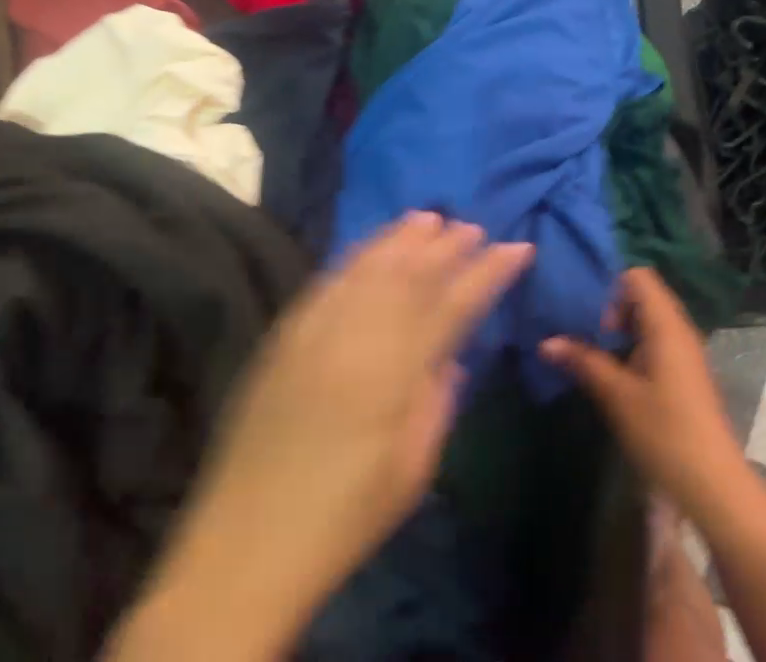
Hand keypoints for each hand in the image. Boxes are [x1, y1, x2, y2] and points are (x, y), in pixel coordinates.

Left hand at [112, 213, 530, 660]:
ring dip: (398, 242)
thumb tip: (450, 360)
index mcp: (394, 373)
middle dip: (446, 247)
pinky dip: (352, 261)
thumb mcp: (413, 469)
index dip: (489, 273)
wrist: (247, 547)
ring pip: (364, 270)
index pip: (452, 305)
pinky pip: (323, 286)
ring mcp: (311, 337)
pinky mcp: (281, 344)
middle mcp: (353, 340)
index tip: (518, 248)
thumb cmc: (346, 518)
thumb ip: (436, 403)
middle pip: (408, 276)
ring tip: (426, 219)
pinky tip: (368, 252)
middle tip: (473, 227)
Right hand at [539, 269, 752, 523]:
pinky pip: (652, 344)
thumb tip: (546, 341)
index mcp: (667, 325)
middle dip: (607, 308)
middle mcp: (678, 330)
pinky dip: (628, 348)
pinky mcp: (681, 375)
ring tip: (581, 349)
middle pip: (642, 297)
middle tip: (575, 330)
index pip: (639, 277)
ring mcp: (682, 353)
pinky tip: (605, 371)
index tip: (583, 312)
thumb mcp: (617, 396)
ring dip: (615, 331)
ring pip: (646, 323)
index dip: (609, 286)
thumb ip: (584, 362)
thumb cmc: (664, 431)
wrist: (710, 480)